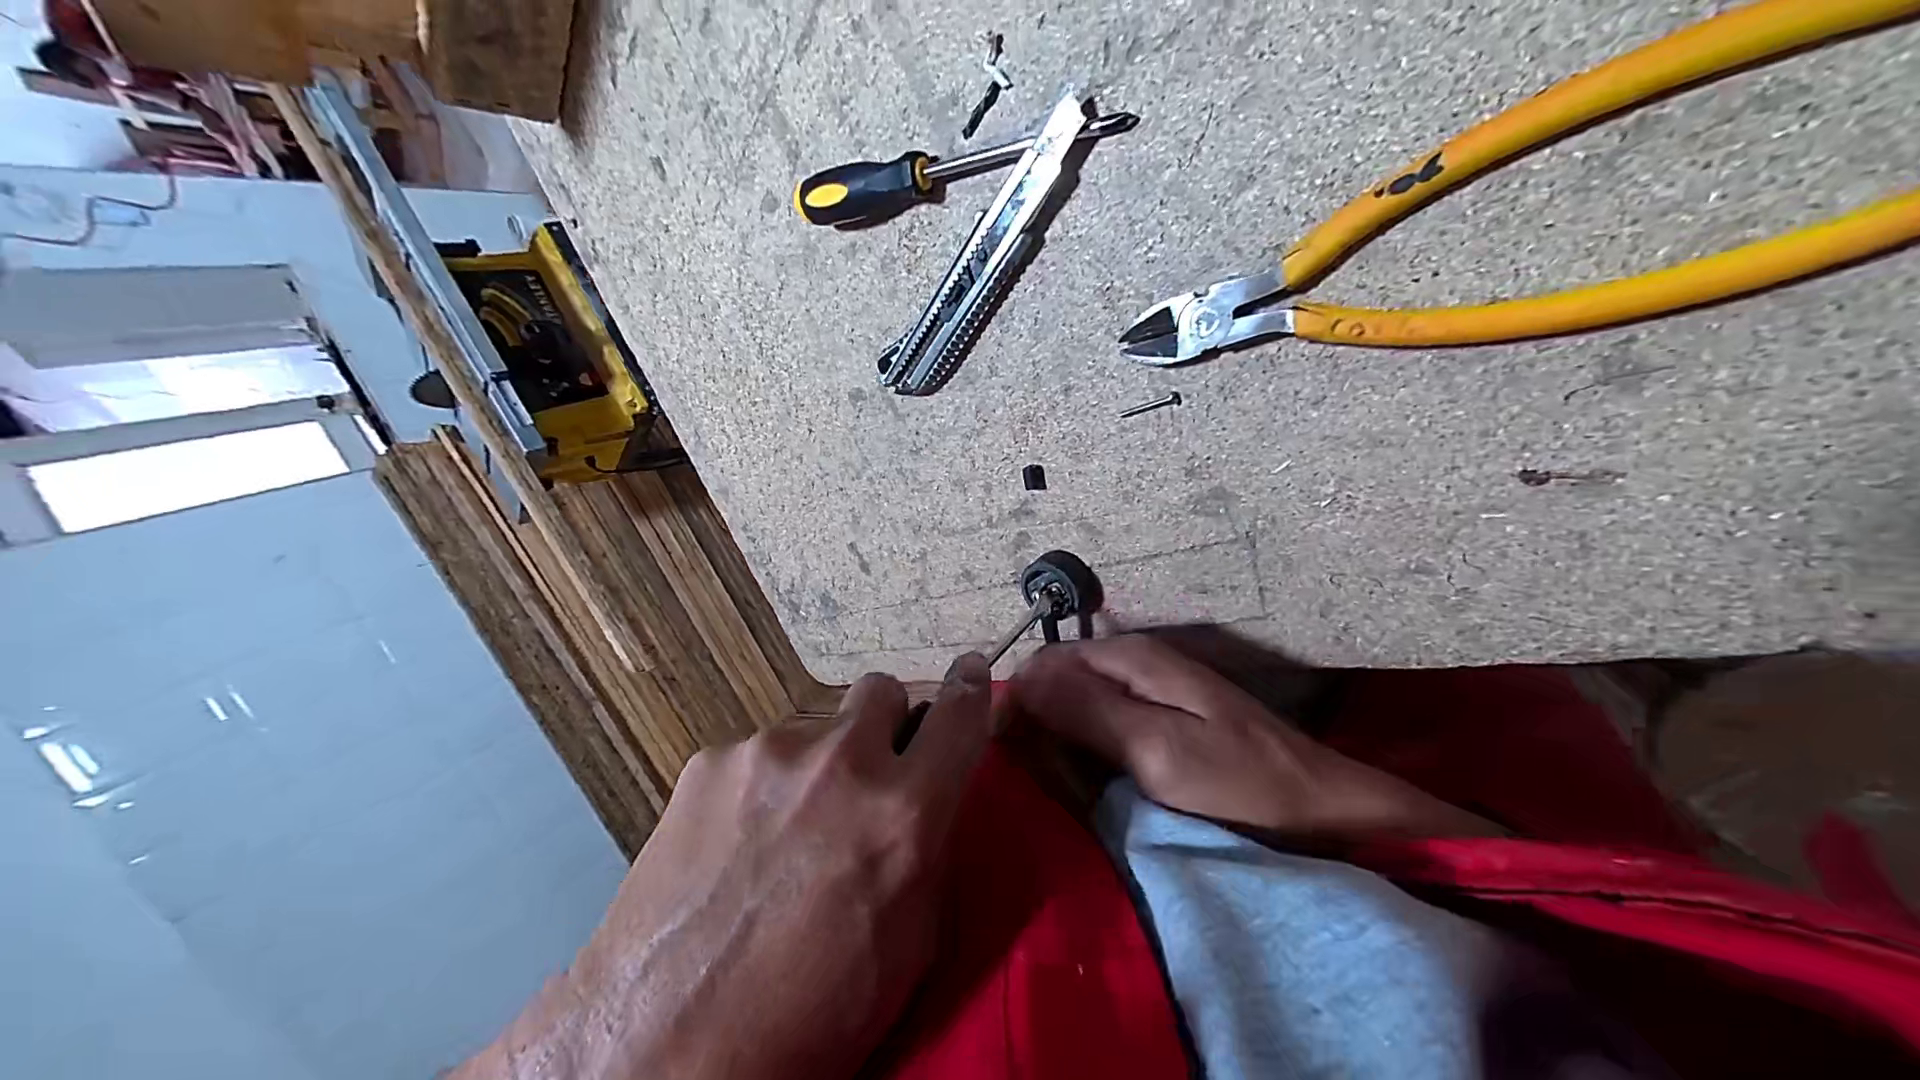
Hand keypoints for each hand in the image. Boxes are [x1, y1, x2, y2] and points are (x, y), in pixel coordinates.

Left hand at [455, 655, 993, 1079]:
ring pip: (816, 727)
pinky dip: (761, 785)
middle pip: (882, 690)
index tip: (971, 672)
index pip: (958, 714)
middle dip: (886, 723)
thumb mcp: (910, 943)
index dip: (971, 687)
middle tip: (865, 772)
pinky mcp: (710, 760)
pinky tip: (735, 841)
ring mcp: (768, 751)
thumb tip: (931, 798)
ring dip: (817, 763)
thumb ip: (930, 847)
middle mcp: (840, 762)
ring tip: (783, 831)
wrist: (663, 1045)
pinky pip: (757, 753)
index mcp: (902, 811)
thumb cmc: (811, 1013)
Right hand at [1007, 636, 1498, 841]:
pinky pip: (1101, 732)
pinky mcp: (1158, 726)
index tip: (1007, 755)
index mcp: (1130, 659)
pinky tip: (1088, 790)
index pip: (1045, 663)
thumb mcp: (1159, 749)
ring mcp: (1147, 696)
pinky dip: (1086, 757)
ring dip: (1061, 746)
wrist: (1323, 815)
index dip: (1020, 704)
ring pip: (1076, 708)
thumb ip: (1089, 710)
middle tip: (1043, 782)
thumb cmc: (1242, 784)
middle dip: (1040, 727)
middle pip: (1058, 683)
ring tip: (1063, 792)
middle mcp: (1133, 667)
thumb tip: (1020, 679)